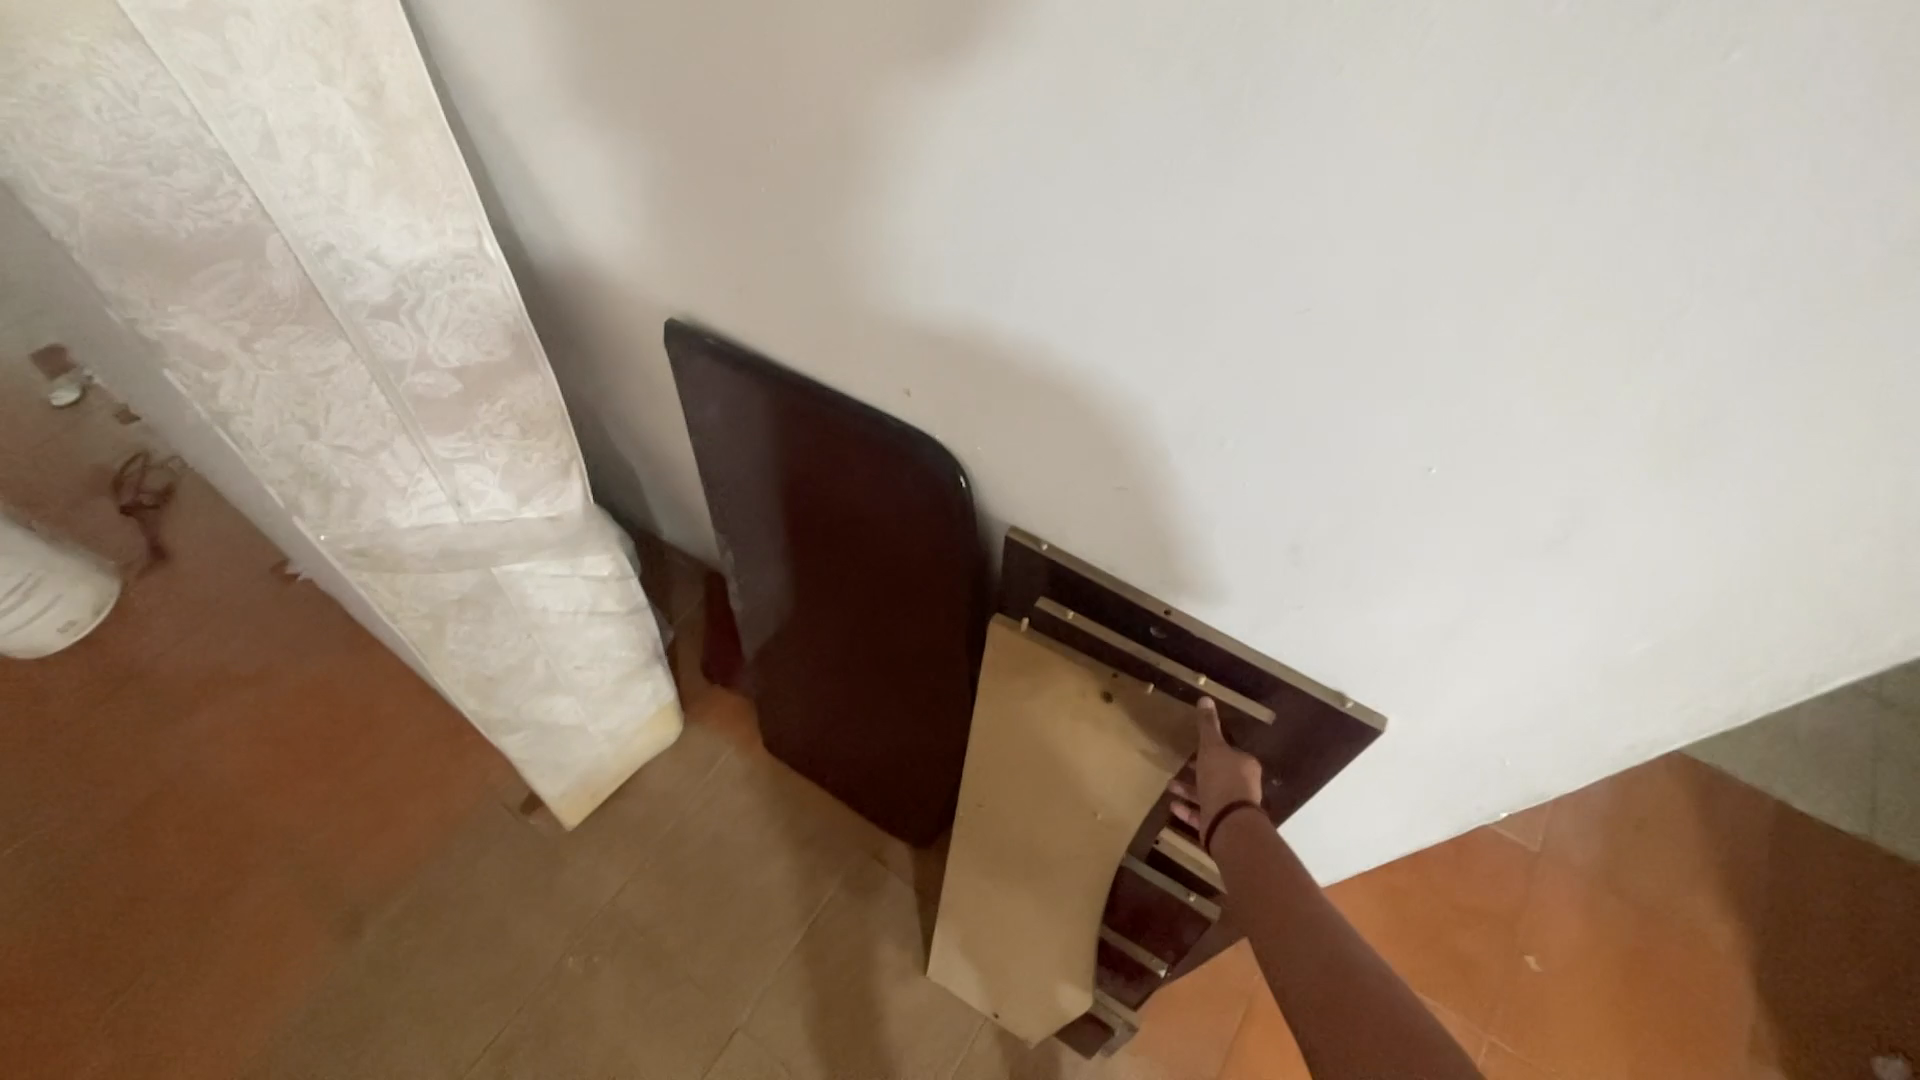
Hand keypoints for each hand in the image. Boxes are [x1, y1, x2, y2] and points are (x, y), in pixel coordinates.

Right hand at [1170, 697, 1264, 833]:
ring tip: (1169, 785)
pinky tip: (1172, 805)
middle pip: (1218, 775)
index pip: (1230, 754)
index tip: (1196, 748)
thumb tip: (1206, 698)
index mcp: (1244, 765)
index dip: (1213, 750)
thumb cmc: (1222, 778)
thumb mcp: (1212, 747)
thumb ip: (1207, 725)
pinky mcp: (1220, 825)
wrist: (1228, 822)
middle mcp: (1241, 786)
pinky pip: (1201, 815)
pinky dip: (1187, 809)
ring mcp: (1231, 808)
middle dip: (1198, 770)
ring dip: (1189, 790)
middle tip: (1181, 764)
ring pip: (1208, 795)